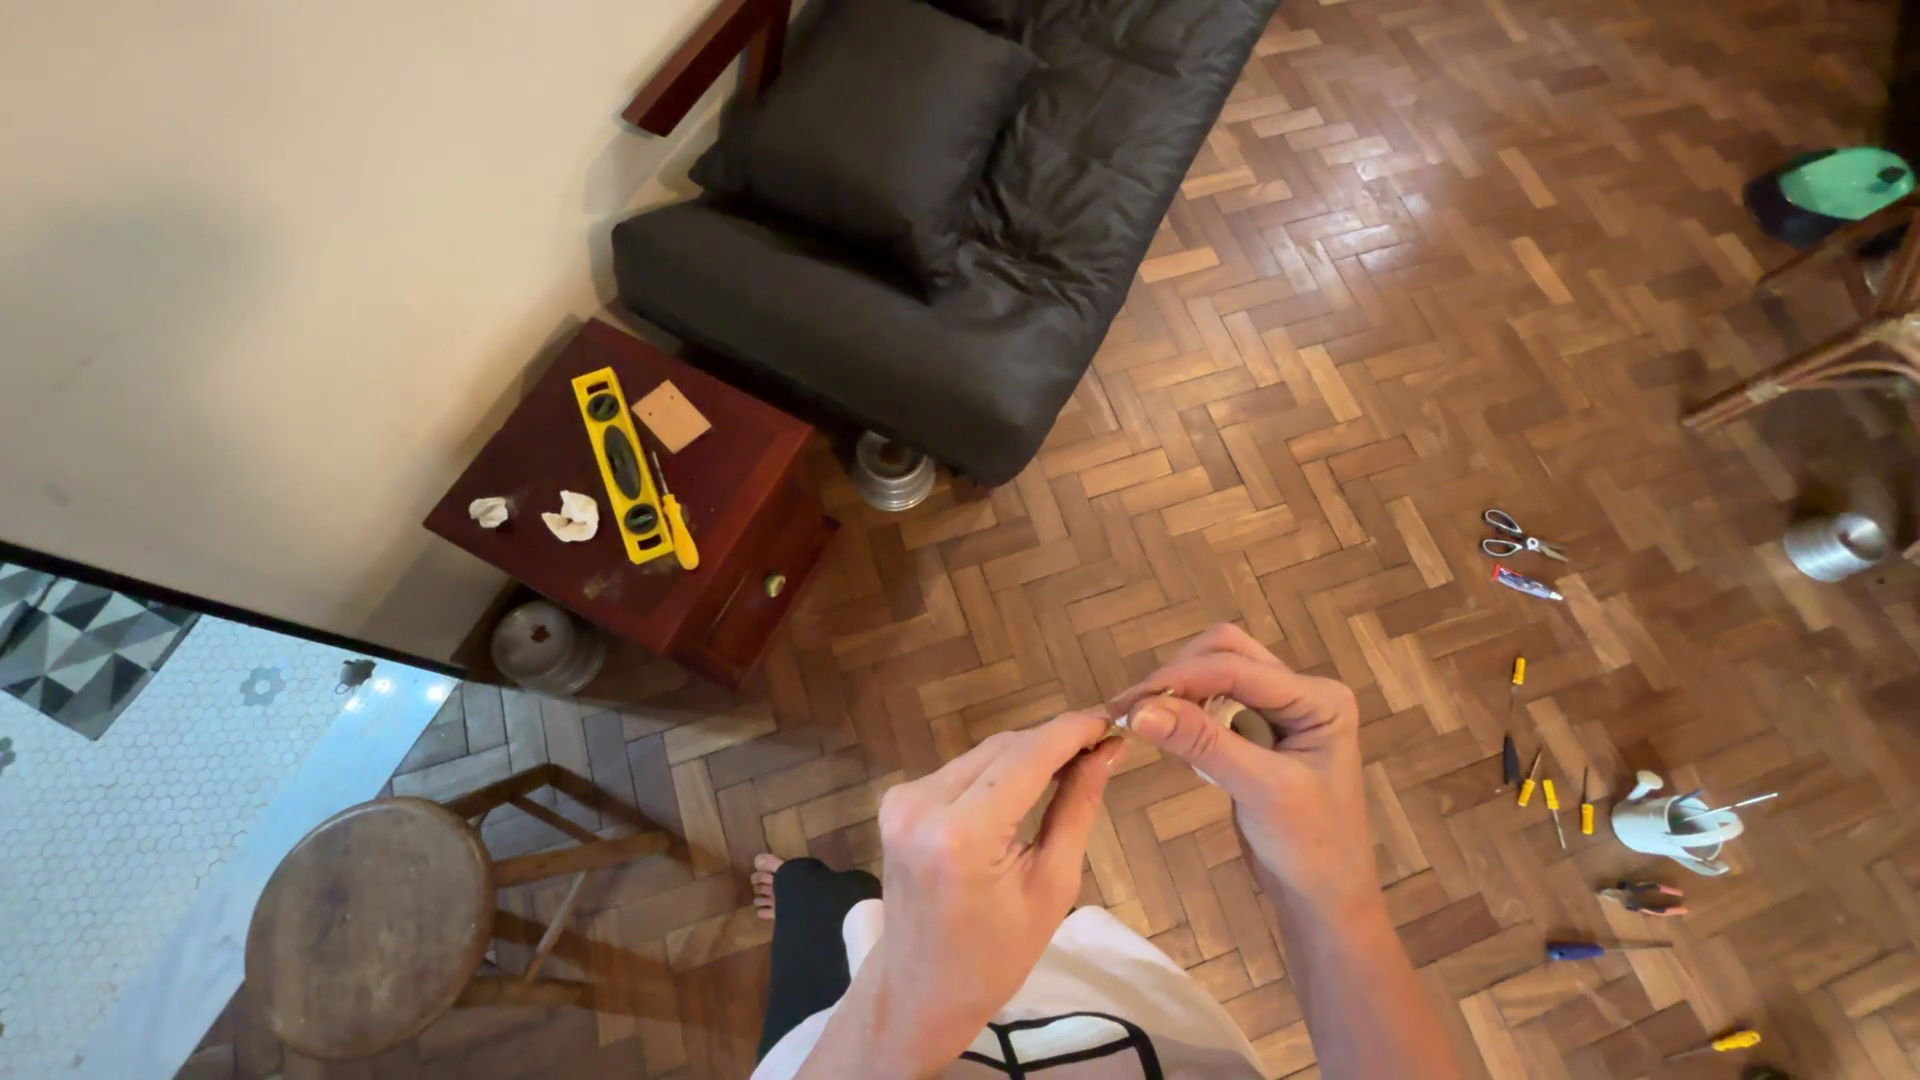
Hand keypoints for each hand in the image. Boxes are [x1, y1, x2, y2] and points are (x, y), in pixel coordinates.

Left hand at [860, 712, 1122, 1072]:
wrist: (918, 988)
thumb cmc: (996, 955)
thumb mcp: (1052, 886)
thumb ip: (1077, 807)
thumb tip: (1108, 750)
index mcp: (962, 834)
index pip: (1027, 757)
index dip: (1072, 731)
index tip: (1111, 717)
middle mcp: (923, 803)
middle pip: (1003, 749)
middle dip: (1053, 741)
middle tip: (1100, 744)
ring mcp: (903, 798)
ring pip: (983, 754)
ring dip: (1027, 753)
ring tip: (1071, 763)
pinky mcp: (897, 799)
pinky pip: (961, 769)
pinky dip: (997, 770)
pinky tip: (1025, 783)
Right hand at [1109, 624, 1370, 913]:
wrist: (1324, 902)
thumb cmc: (1311, 849)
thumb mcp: (1260, 790)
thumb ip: (1202, 743)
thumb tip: (1138, 710)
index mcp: (1318, 698)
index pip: (1235, 668)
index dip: (1179, 680)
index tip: (1128, 706)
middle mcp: (1300, 692)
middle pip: (1225, 652)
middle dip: (1178, 673)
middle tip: (1133, 707)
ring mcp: (1278, 709)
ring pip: (1216, 671)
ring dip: (1178, 688)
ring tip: (1140, 717)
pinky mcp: (1255, 730)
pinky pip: (1213, 700)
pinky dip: (1185, 708)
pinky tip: (1164, 730)